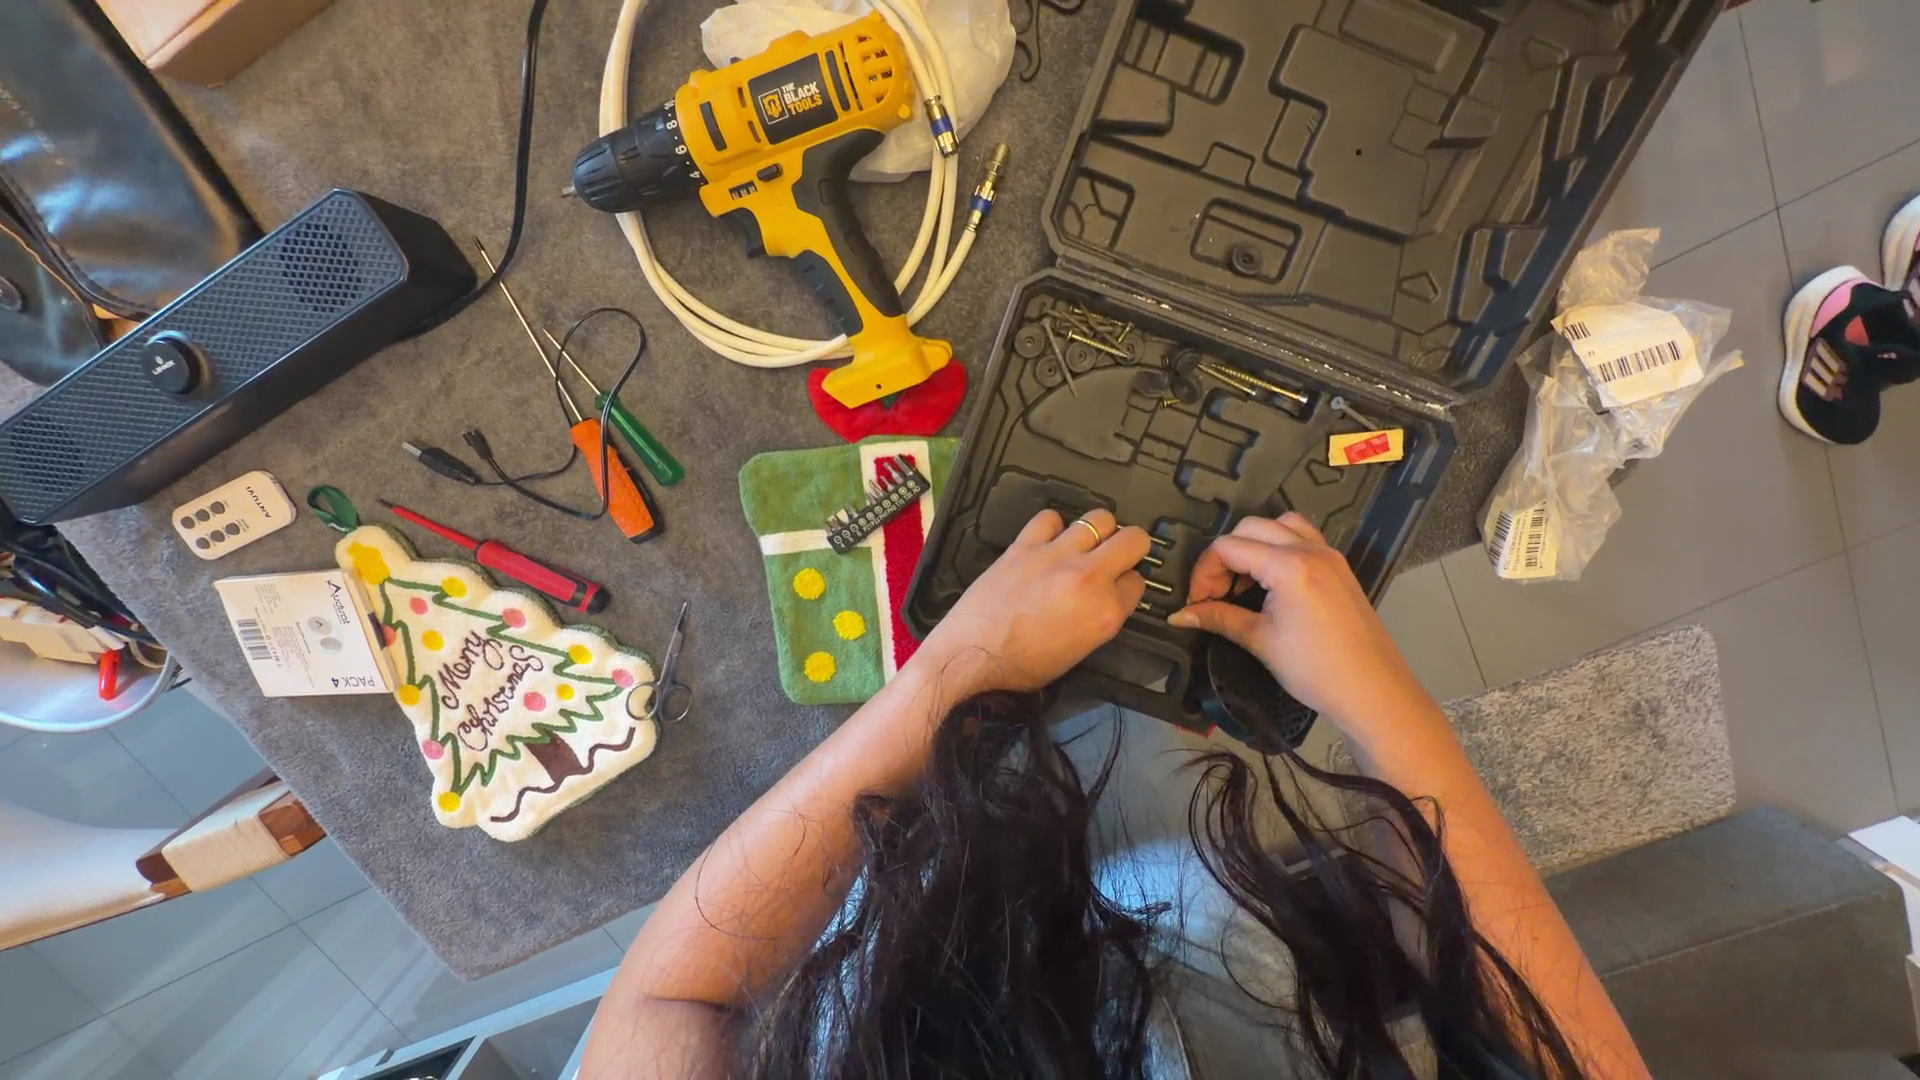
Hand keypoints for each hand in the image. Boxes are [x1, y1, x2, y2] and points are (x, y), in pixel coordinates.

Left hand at [916, 508, 1149, 694]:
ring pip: (1099, 518)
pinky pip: (1051, 518)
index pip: (1138, 582)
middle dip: (1131, 547)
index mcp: (1106, 612)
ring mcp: (1057, 555)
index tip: (1116, 587)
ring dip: (1098, 530)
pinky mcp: (1025, 544)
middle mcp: (1089, 577)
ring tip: (1084, 544)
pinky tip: (1047, 541)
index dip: (1128, 584)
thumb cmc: (1023, 665)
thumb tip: (1104, 599)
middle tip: (1115, 555)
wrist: (971, 653)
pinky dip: (1053, 527)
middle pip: (1134, 540)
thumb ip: (1099, 619)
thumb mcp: (1077, 652)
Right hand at [1168, 513, 1428, 726]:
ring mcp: (1328, 555)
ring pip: (1278, 525)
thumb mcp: (1260, 641)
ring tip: (1243, 581)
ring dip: (1252, 545)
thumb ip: (1218, 618)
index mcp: (1288, 566)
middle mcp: (1309, 550)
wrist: (1374, 692)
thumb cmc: (1317, 670)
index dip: (1204, 572)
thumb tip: (1179, 616)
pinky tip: (1270, 579)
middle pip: (1249, 528)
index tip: (1197, 603)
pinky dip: (1278, 546)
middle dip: (1224, 557)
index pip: (1228, 547)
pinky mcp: (1338, 567)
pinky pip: (1302, 537)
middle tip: (1215, 594)